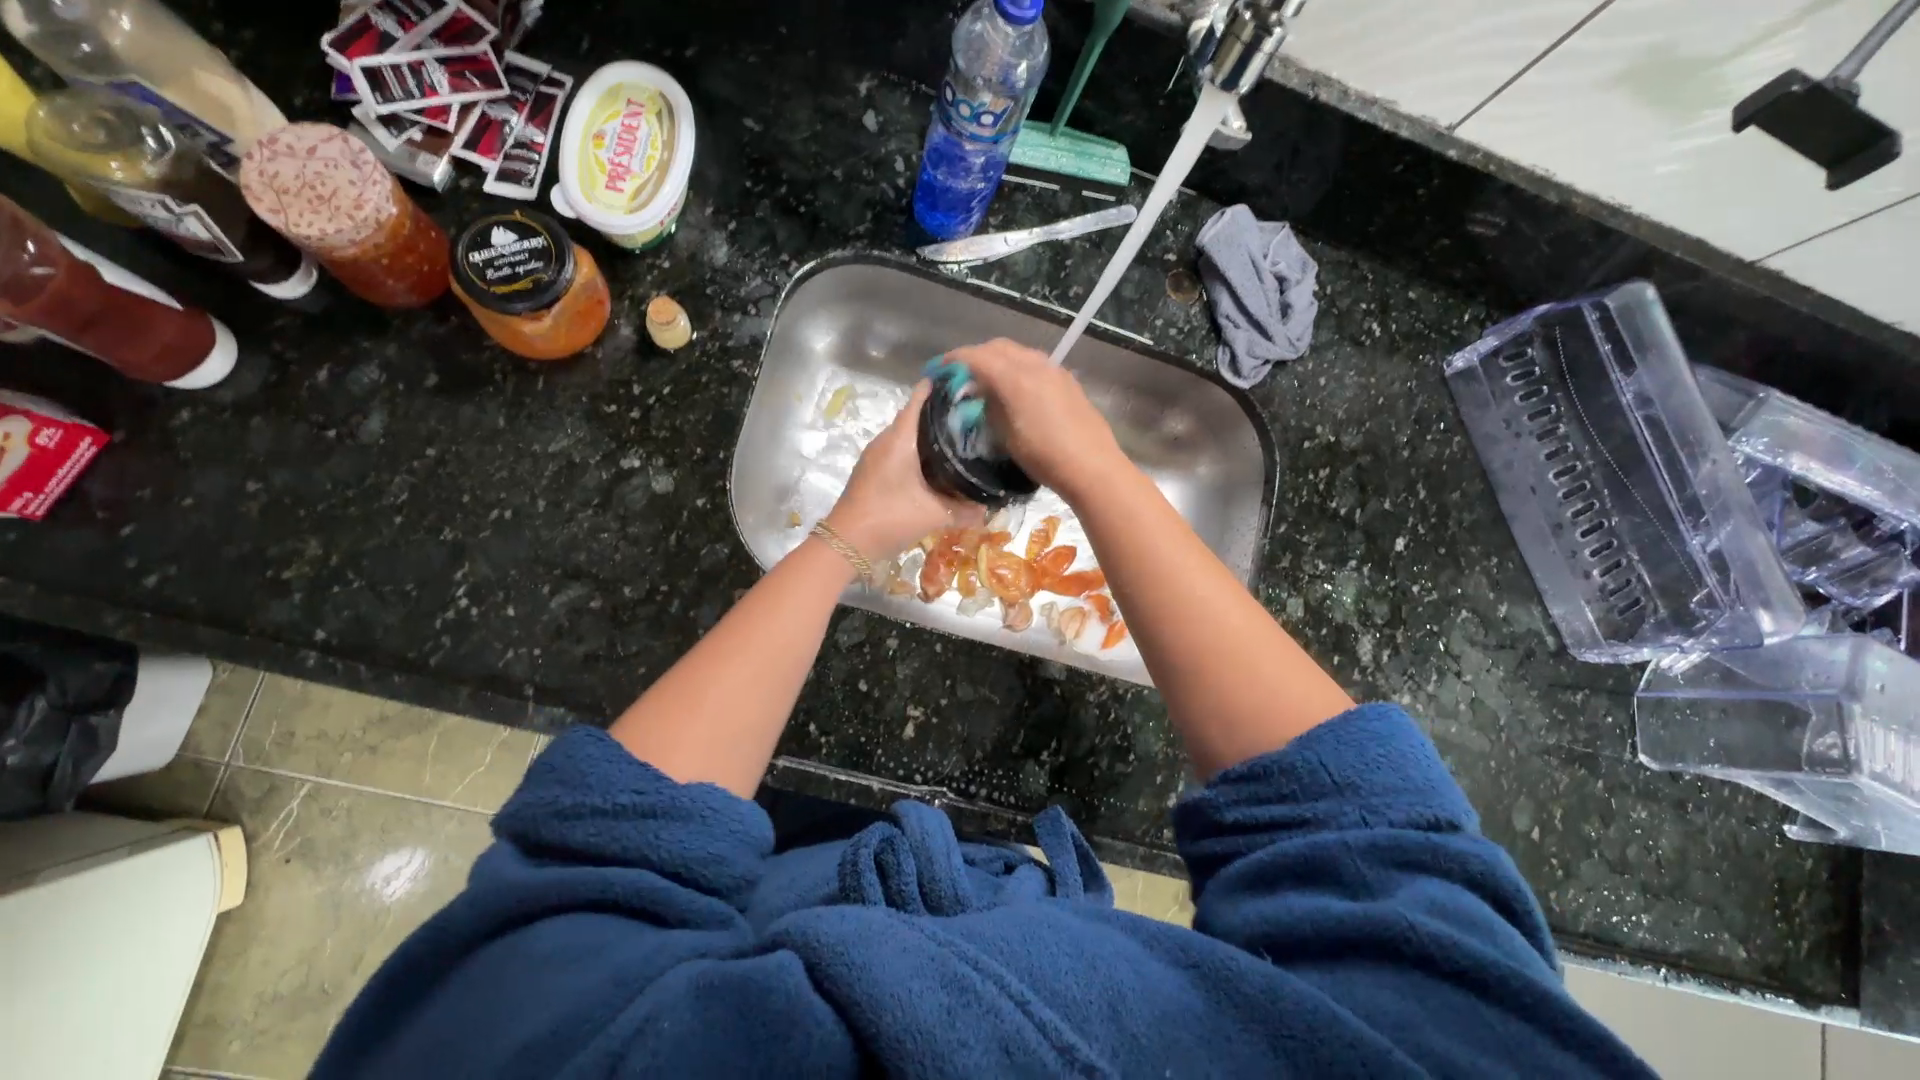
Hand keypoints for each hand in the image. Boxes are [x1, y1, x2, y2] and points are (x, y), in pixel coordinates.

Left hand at [825, 380, 984, 559]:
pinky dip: (916, 451)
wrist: (846, 541)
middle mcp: (885, 440)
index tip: (964, 385)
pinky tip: (933, 467)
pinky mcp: (871, 471)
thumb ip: (964, 511)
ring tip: (957, 440)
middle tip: (970, 418)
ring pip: (905, 435)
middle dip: (939, 414)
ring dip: (927, 435)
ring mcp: (875, 455)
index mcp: (900, 439)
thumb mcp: (933, 515)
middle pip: (914, 416)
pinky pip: (897, 451)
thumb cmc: (889, 517)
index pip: (919, 398)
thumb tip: (990, 510)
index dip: (940, 387)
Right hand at [945, 338, 1127, 500]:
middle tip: (961, 374)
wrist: (1092, 466)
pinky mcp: (1068, 380)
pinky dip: (1018, 368)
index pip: (976, 357)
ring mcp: (1055, 370)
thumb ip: (990, 407)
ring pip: (1019, 352)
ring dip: (999, 360)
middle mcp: (1035, 365)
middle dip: (976, 356)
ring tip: (988, 380)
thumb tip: (981, 393)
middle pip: (998, 347)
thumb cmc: (1044, 457)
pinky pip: (1036, 363)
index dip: (953, 360)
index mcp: (1014, 377)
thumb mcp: (1005, 436)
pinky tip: (1016, 388)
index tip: (938, 369)